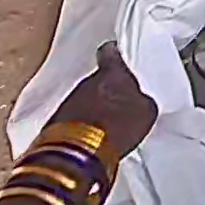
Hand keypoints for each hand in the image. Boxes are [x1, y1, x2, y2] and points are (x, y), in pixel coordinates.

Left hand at [48, 43, 156, 158]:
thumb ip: (142, 99)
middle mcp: (88, 81)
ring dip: (92, 108)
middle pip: (97, 78)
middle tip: (117, 103)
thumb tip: (142, 103)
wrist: (81, 153)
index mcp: (112, 72)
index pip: (110, 52)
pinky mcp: (58, 122)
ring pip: (84, 98)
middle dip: (105, 89)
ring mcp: (70, 100)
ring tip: (106, 126)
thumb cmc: (116, 126)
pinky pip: (72, 118)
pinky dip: (81, 125)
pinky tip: (93, 139)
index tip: (116, 54)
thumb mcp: (145, 112)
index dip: (113, 53)